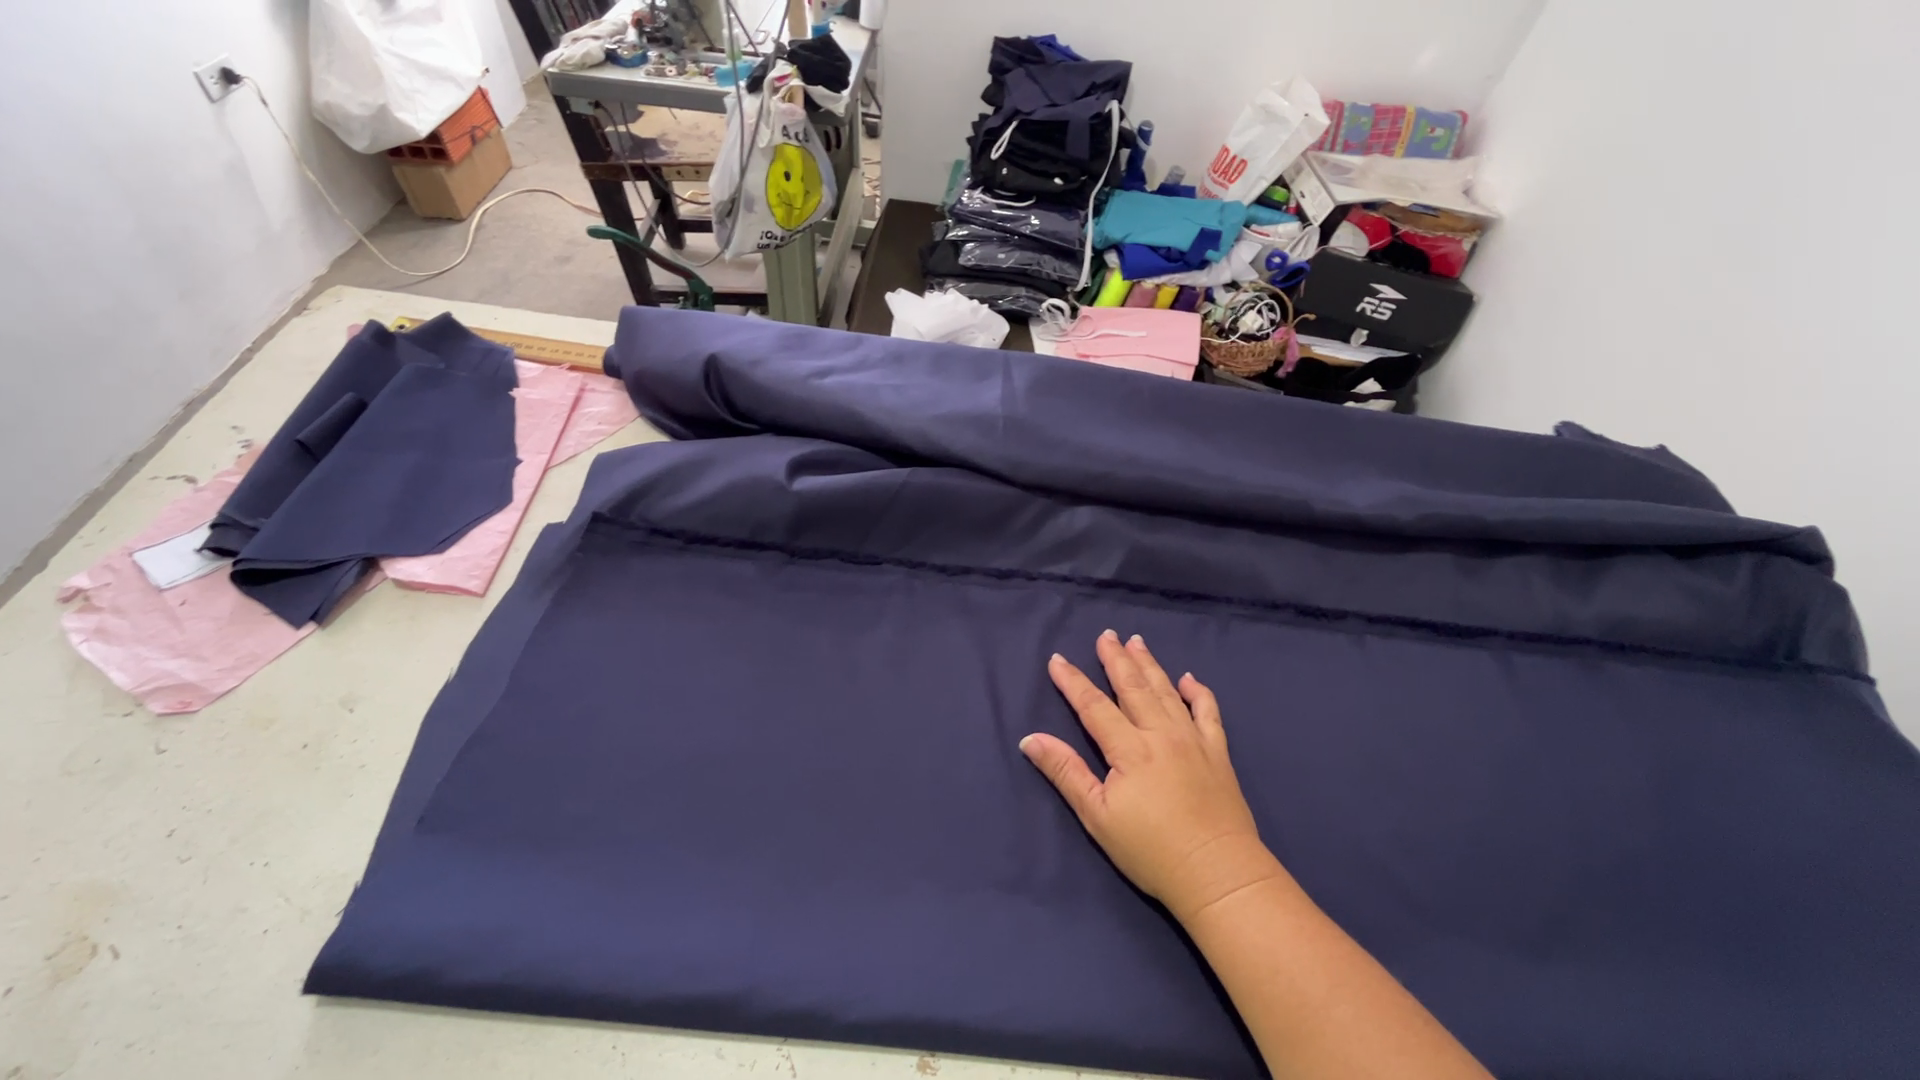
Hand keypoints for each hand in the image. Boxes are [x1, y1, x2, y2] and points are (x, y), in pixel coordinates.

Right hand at [1021, 630, 1287, 924]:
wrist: (1218, 872)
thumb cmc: (1150, 850)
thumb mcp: (1097, 816)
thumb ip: (1065, 773)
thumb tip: (1031, 739)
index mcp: (1129, 748)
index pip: (1094, 706)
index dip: (1073, 681)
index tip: (1056, 659)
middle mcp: (1161, 734)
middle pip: (1133, 688)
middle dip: (1116, 660)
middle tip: (1105, 635)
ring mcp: (1193, 741)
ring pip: (1167, 692)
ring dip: (1150, 665)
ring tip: (1137, 642)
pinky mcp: (1218, 754)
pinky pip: (1208, 713)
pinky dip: (1198, 693)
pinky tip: (1190, 679)